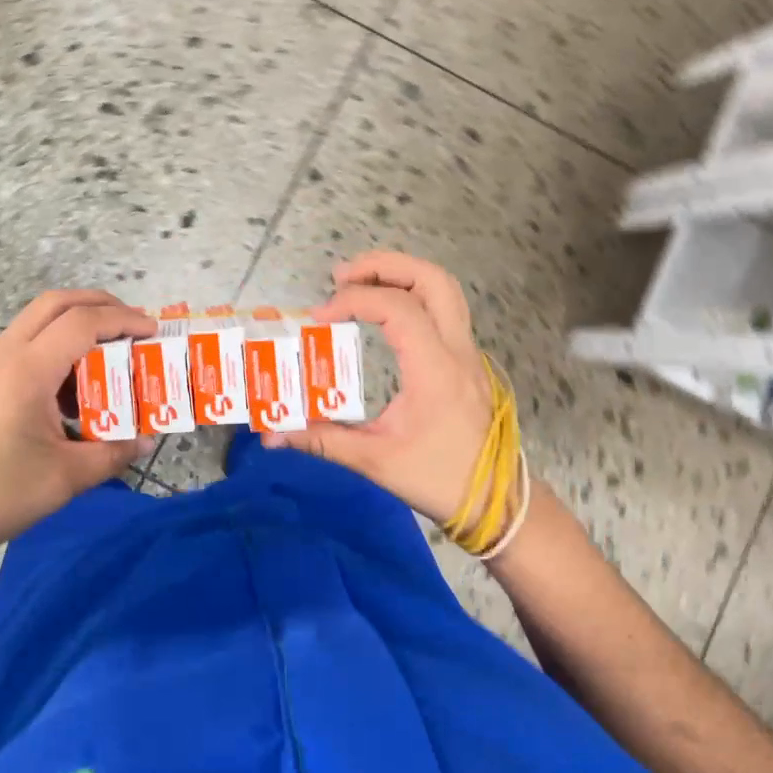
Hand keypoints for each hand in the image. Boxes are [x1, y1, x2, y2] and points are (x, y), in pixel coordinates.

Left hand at [0, 291, 155, 568]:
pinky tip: (69, 395)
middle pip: (54, 304)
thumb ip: (112, 453)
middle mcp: (3, 356)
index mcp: (26, 370)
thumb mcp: (65, 479)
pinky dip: (52, 352)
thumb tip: (146, 439)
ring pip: (35, 324)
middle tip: (134, 327)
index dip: (122, 320)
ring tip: (107, 363)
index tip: (154, 333)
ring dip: (74, 329)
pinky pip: (21, 349)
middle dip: (98, 305)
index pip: (81, 323)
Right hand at [265, 251, 495, 524]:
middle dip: (383, 266)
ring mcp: (467, 352)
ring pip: (443, 289)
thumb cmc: (440, 480)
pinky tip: (381, 312)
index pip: (398, 308)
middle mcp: (457, 350)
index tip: (319, 317)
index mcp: (436, 370)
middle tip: (341, 276)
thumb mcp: (375, 461)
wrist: (500, 505)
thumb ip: (322, 440)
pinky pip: (442, 309)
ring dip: (399, 275)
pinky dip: (410, 295)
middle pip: (432, 280)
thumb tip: (272, 435)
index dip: (354, 301)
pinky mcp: (466, 360)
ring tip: (357, 284)